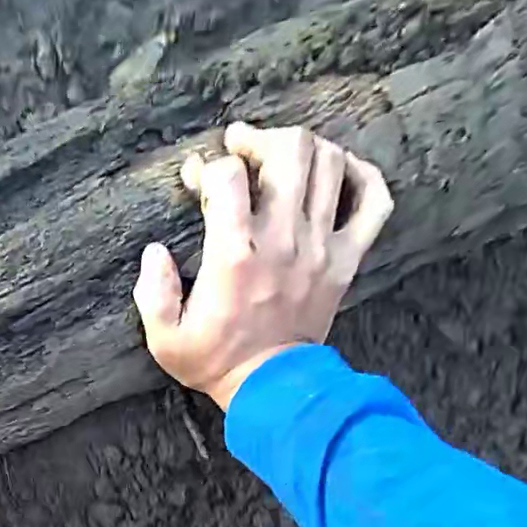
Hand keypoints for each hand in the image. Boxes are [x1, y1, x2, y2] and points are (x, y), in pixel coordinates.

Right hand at [135, 123, 394, 408]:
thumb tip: (155, 252)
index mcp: (233, 256)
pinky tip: (338, 170)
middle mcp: (283, 240)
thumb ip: (152, 292)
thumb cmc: (213, 360)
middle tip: (239, 145)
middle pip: (288, 152)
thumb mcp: (164, 338)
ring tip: (278, 155)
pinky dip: (361, 174)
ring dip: (301, 146)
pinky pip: (374, 199)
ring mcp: (322, 246)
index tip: (194, 176)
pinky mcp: (347, 258)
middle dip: (259, 138)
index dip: (206, 167)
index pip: (227, 179)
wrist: (271, 388)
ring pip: (329, 163)